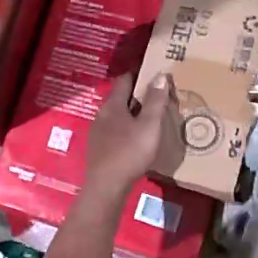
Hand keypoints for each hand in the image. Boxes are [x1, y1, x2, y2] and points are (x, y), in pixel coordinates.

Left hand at [84, 73, 176, 193]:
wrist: (106, 185)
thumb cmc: (130, 152)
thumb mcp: (149, 125)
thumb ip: (155, 101)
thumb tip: (160, 75)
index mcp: (112, 105)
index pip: (125, 80)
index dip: (139, 73)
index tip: (155, 72)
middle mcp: (102, 114)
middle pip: (120, 97)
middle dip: (138, 93)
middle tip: (158, 95)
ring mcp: (98, 131)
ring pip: (117, 114)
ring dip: (133, 111)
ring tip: (151, 116)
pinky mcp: (99, 147)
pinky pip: (115, 129)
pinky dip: (128, 126)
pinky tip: (138, 137)